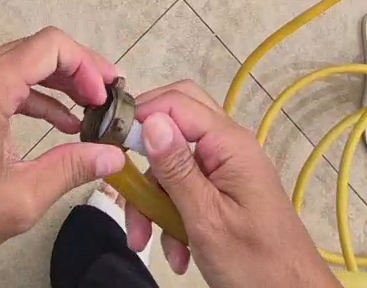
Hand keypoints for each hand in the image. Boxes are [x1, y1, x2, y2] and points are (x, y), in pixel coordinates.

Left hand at [0, 27, 129, 286]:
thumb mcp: (19, 197)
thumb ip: (71, 169)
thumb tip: (111, 156)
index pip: (51, 46)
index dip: (87, 64)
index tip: (106, 93)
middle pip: (39, 48)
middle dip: (79, 70)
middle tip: (108, 96)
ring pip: (24, 61)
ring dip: (60, 81)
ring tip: (91, 108)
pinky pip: (6, 79)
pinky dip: (35, 93)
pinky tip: (60, 121)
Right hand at [124, 81, 336, 287]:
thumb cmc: (256, 265)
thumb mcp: (207, 220)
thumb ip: (176, 169)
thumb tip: (151, 120)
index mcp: (229, 143)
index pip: (177, 102)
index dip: (142, 114)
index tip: (110, 141)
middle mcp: (229, 145)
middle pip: (177, 119)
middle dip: (146, 149)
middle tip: (122, 171)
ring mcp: (228, 168)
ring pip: (176, 159)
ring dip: (156, 196)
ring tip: (144, 238)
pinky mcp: (226, 191)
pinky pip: (189, 186)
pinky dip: (174, 214)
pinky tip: (175, 251)